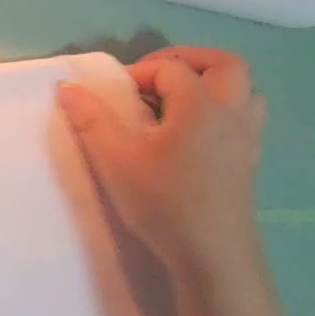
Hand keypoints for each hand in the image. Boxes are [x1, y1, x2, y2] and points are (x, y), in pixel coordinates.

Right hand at [56, 47, 266, 274]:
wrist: (211, 254)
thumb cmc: (162, 201)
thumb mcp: (115, 159)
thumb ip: (90, 118)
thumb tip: (66, 85)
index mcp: (201, 106)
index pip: (171, 69)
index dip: (138, 72)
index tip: (111, 94)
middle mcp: (232, 113)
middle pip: (223, 64)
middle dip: (186, 61)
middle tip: (151, 77)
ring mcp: (246, 137)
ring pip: (242, 89)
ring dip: (210, 83)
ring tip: (174, 101)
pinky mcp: (248, 160)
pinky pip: (244, 116)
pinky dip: (220, 109)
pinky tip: (191, 133)